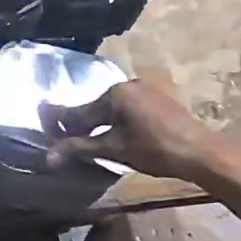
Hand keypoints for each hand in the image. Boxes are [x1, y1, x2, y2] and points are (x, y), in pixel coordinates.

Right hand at [40, 79, 234, 182]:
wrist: (200, 152)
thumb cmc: (155, 149)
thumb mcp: (114, 149)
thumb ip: (80, 148)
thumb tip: (49, 156)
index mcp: (115, 93)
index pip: (79, 112)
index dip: (60, 122)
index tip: (40, 118)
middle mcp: (127, 85)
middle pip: (94, 108)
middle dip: (78, 124)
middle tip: (63, 140)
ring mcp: (145, 91)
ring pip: (111, 109)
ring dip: (97, 124)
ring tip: (86, 141)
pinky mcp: (157, 101)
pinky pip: (126, 110)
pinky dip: (114, 122)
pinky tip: (112, 135)